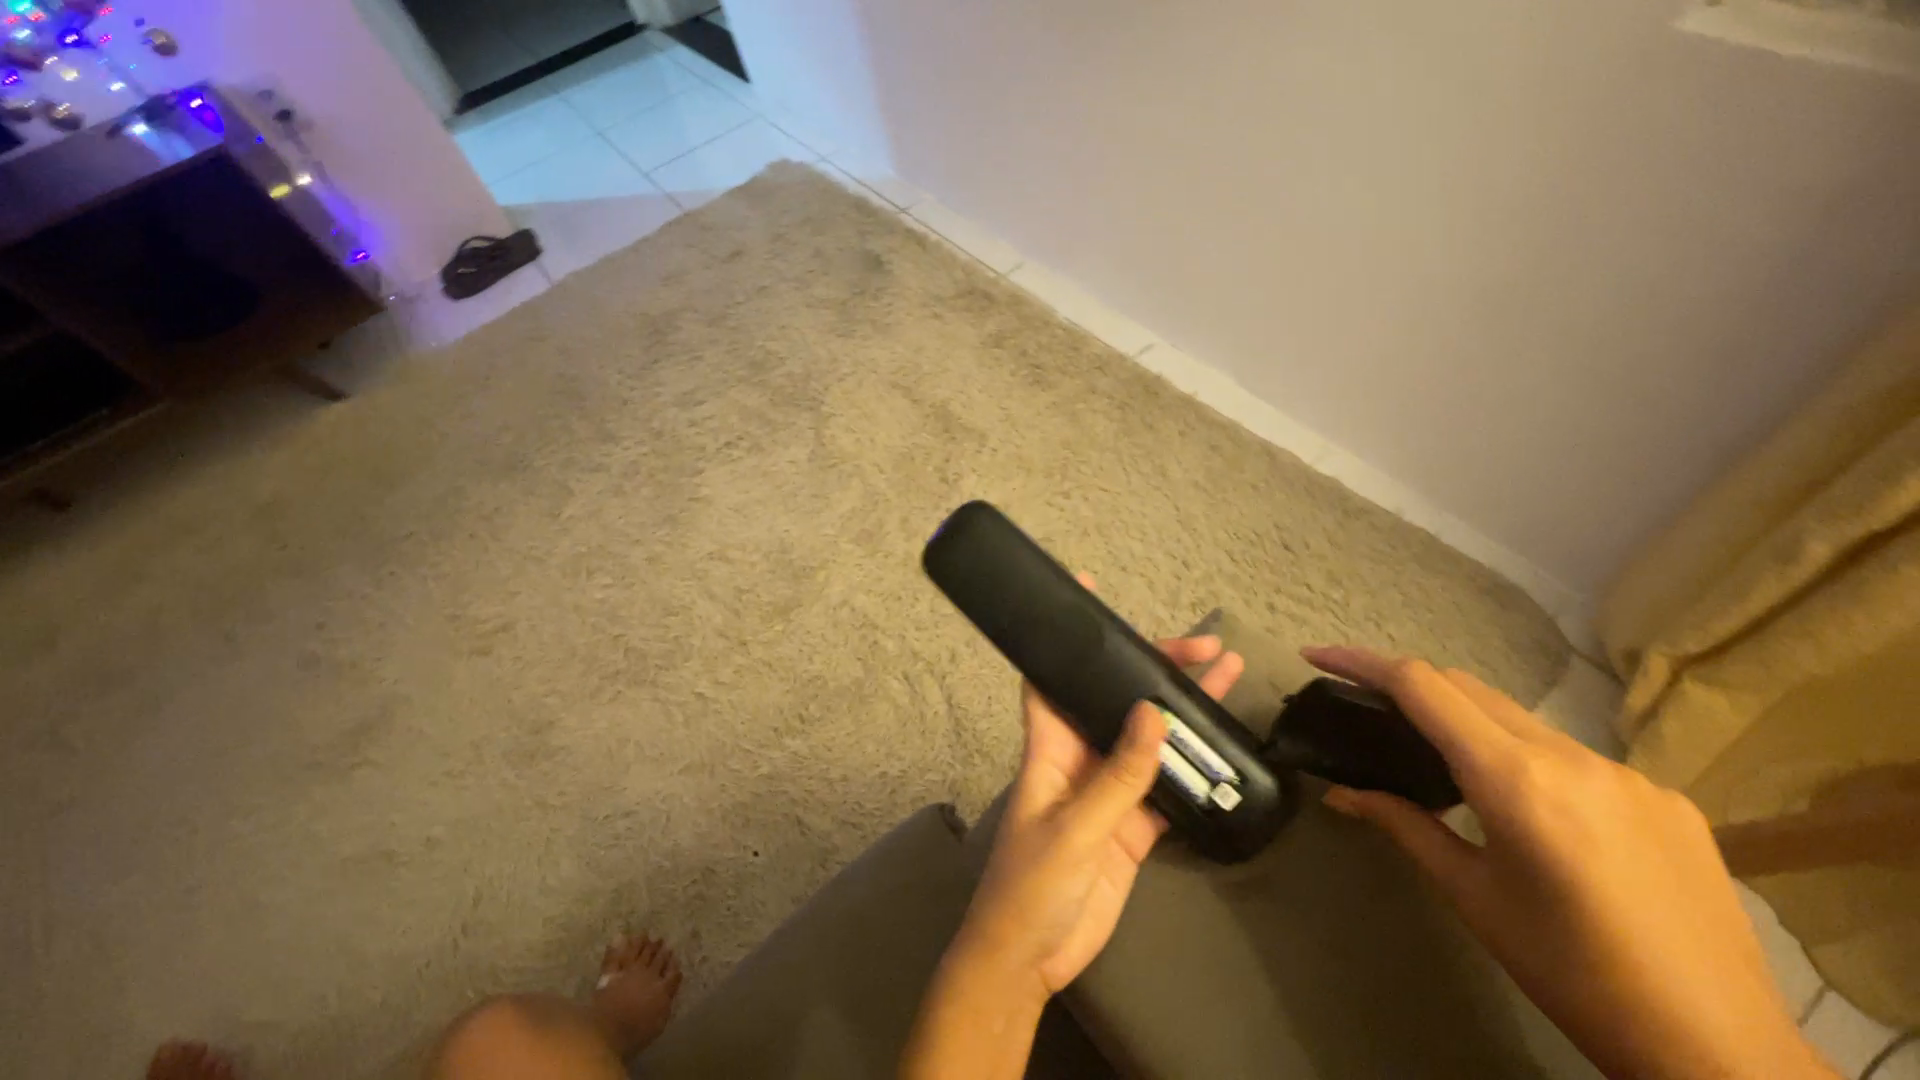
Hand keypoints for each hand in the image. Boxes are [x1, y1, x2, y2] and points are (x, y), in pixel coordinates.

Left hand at [958, 627, 1242, 995]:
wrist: (1029, 958)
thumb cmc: (1030, 885)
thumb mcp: (1073, 827)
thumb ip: (1117, 775)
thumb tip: (1154, 713)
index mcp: (1049, 746)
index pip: (1050, 675)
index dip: (1064, 635)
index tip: (1090, 592)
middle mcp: (1079, 758)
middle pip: (1115, 700)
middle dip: (1152, 670)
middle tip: (1204, 648)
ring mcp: (1108, 792)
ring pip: (1150, 739)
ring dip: (1183, 712)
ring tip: (1228, 676)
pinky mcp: (1132, 826)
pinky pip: (1167, 786)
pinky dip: (1195, 769)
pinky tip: (1228, 748)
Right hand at [1304, 646, 1839, 1079]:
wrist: (1713, 1042)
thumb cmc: (1567, 971)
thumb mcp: (1471, 895)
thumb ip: (1403, 826)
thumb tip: (1340, 792)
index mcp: (1516, 780)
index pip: (1425, 688)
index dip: (1363, 661)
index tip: (1318, 655)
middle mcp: (1575, 757)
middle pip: (1471, 689)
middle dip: (1410, 686)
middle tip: (1366, 707)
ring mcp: (1628, 773)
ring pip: (1524, 722)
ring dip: (1471, 726)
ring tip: (1445, 769)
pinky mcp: (1666, 797)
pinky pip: (1576, 759)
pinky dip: (1530, 762)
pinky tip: (1535, 817)